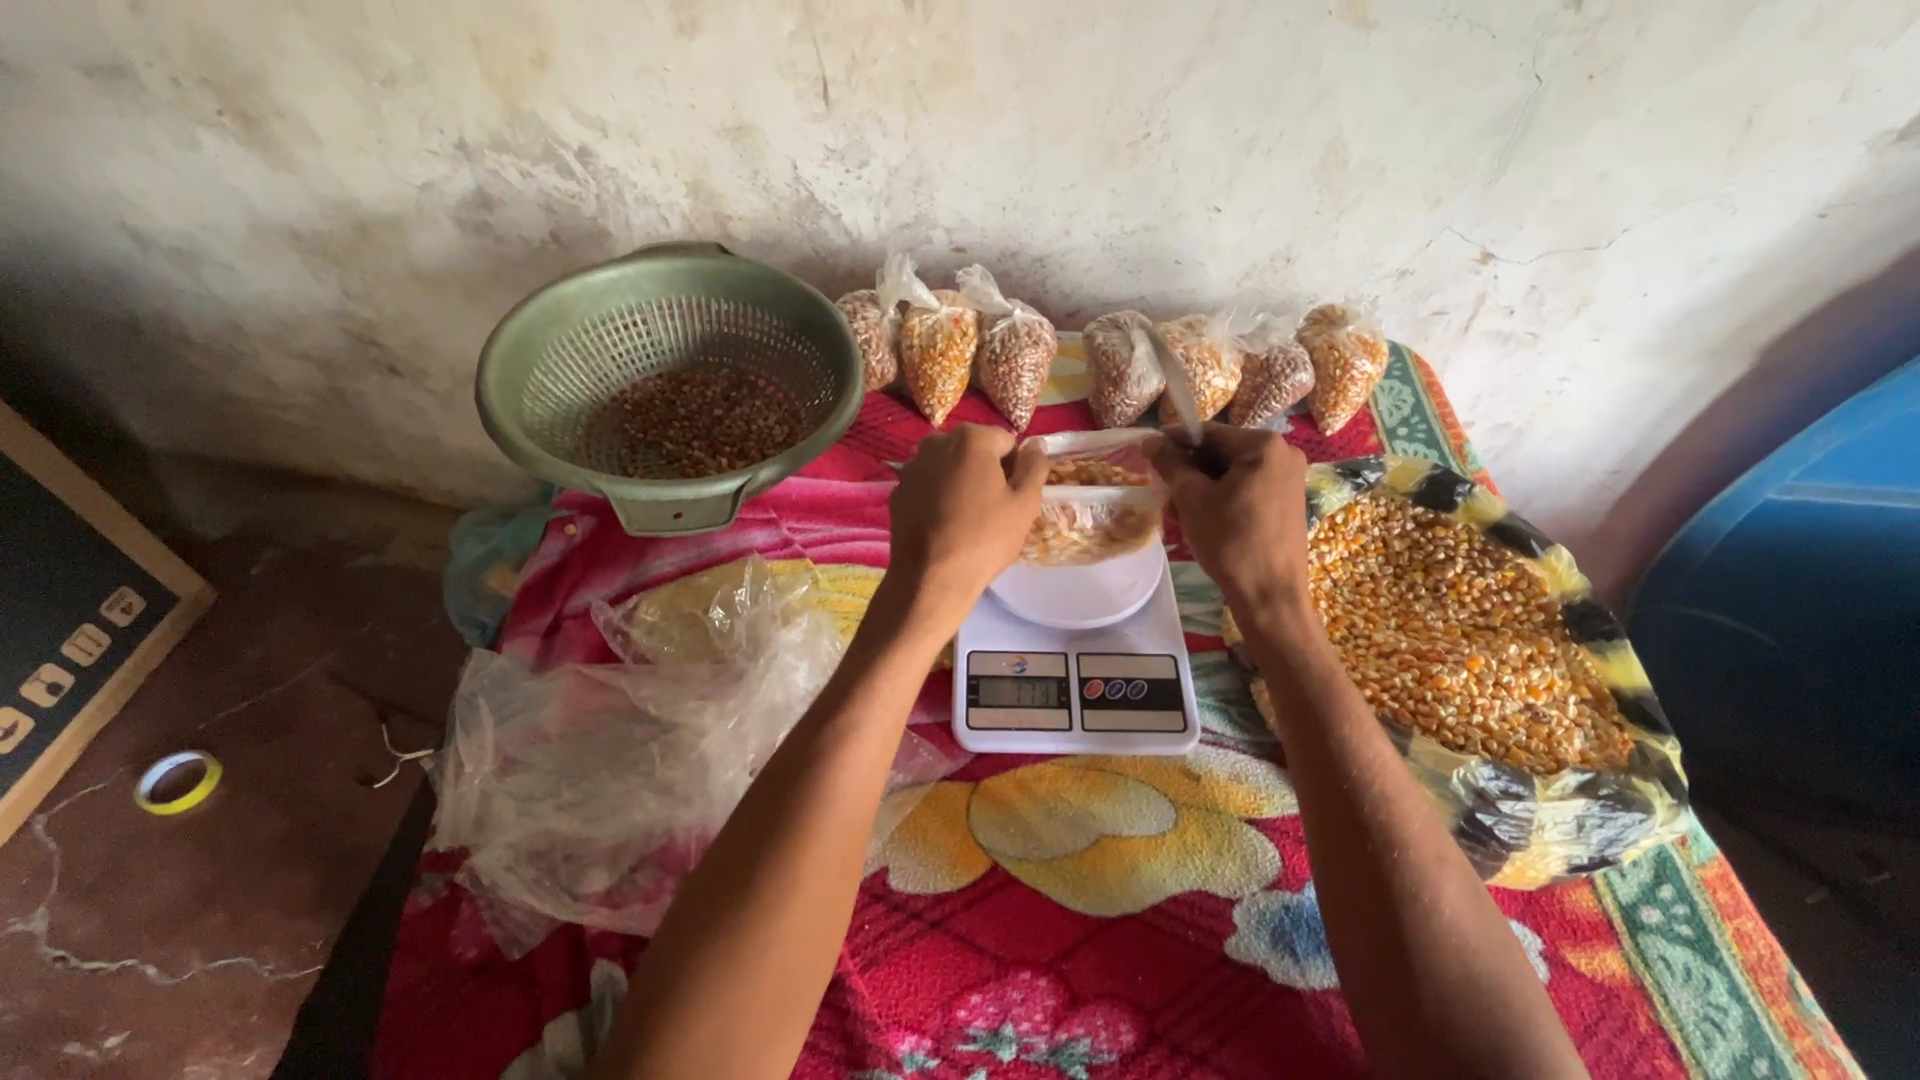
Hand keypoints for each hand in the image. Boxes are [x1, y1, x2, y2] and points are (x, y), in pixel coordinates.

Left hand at [885, 423, 1047, 626]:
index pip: (1007, 442)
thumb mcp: (1025, 504)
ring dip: (961, 482)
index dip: (1016, 469)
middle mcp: (936, 443)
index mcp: (970, 438)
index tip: (1013, 497)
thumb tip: (1036, 446)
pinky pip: (928, 486)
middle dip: (987, 472)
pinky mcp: (898, 492)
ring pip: (949, 467)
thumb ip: (1035, 466)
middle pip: (974, 450)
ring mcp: (911, 467)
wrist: (930, 578)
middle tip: (993, 509)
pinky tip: (944, 525)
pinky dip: (938, 497)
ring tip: (968, 518)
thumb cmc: (984, 538)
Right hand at [1146, 423, 1312, 618]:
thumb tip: (1150, 440)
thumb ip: (1171, 464)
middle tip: (1163, 489)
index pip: (1209, 432)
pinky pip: (1248, 488)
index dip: (1175, 442)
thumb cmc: (1230, 540)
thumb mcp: (1192, 498)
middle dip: (1190, 468)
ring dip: (1204, 485)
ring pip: (1234, 472)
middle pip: (1223, 451)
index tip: (1148, 454)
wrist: (1270, 595)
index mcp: (1264, 444)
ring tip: (1179, 510)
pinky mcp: (1289, 502)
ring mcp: (1290, 479)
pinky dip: (1224, 496)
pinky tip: (1204, 518)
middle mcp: (1284, 454)